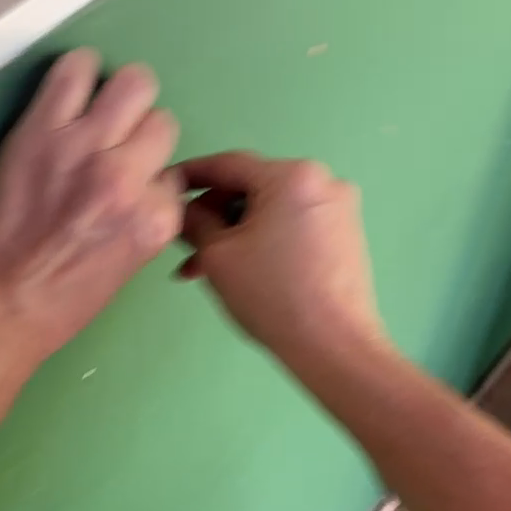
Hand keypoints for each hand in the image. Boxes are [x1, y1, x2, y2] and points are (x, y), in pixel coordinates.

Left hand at [0, 49, 182, 363]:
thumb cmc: (58, 304)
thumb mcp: (123, 268)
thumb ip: (142, 222)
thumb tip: (144, 187)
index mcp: (154, 223)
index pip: (172, 176)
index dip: (148, 181)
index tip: (126, 192)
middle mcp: (128, 179)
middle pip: (161, 125)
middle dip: (140, 137)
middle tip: (111, 151)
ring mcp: (86, 148)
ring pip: (134, 84)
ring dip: (119, 98)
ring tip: (94, 115)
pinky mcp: (43, 129)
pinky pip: (76, 68)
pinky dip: (77, 74)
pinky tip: (67, 96)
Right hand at [176, 152, 389, 370]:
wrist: (333, 345)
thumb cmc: (272, 295)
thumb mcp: (218, 257)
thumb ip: (195, 223)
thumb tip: (184, 209)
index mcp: (291, 176)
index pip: (228, 164)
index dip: (190, 174)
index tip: (165, 185)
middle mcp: (322, 181)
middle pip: (252, 189)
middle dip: (214, 217)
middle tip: (186, 248)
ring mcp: (339, 209)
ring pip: (270, 212)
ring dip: (235, 235)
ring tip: (207, 270)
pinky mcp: (346, 236)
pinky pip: (291, 228)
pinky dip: (263, 243)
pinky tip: (242, 272)